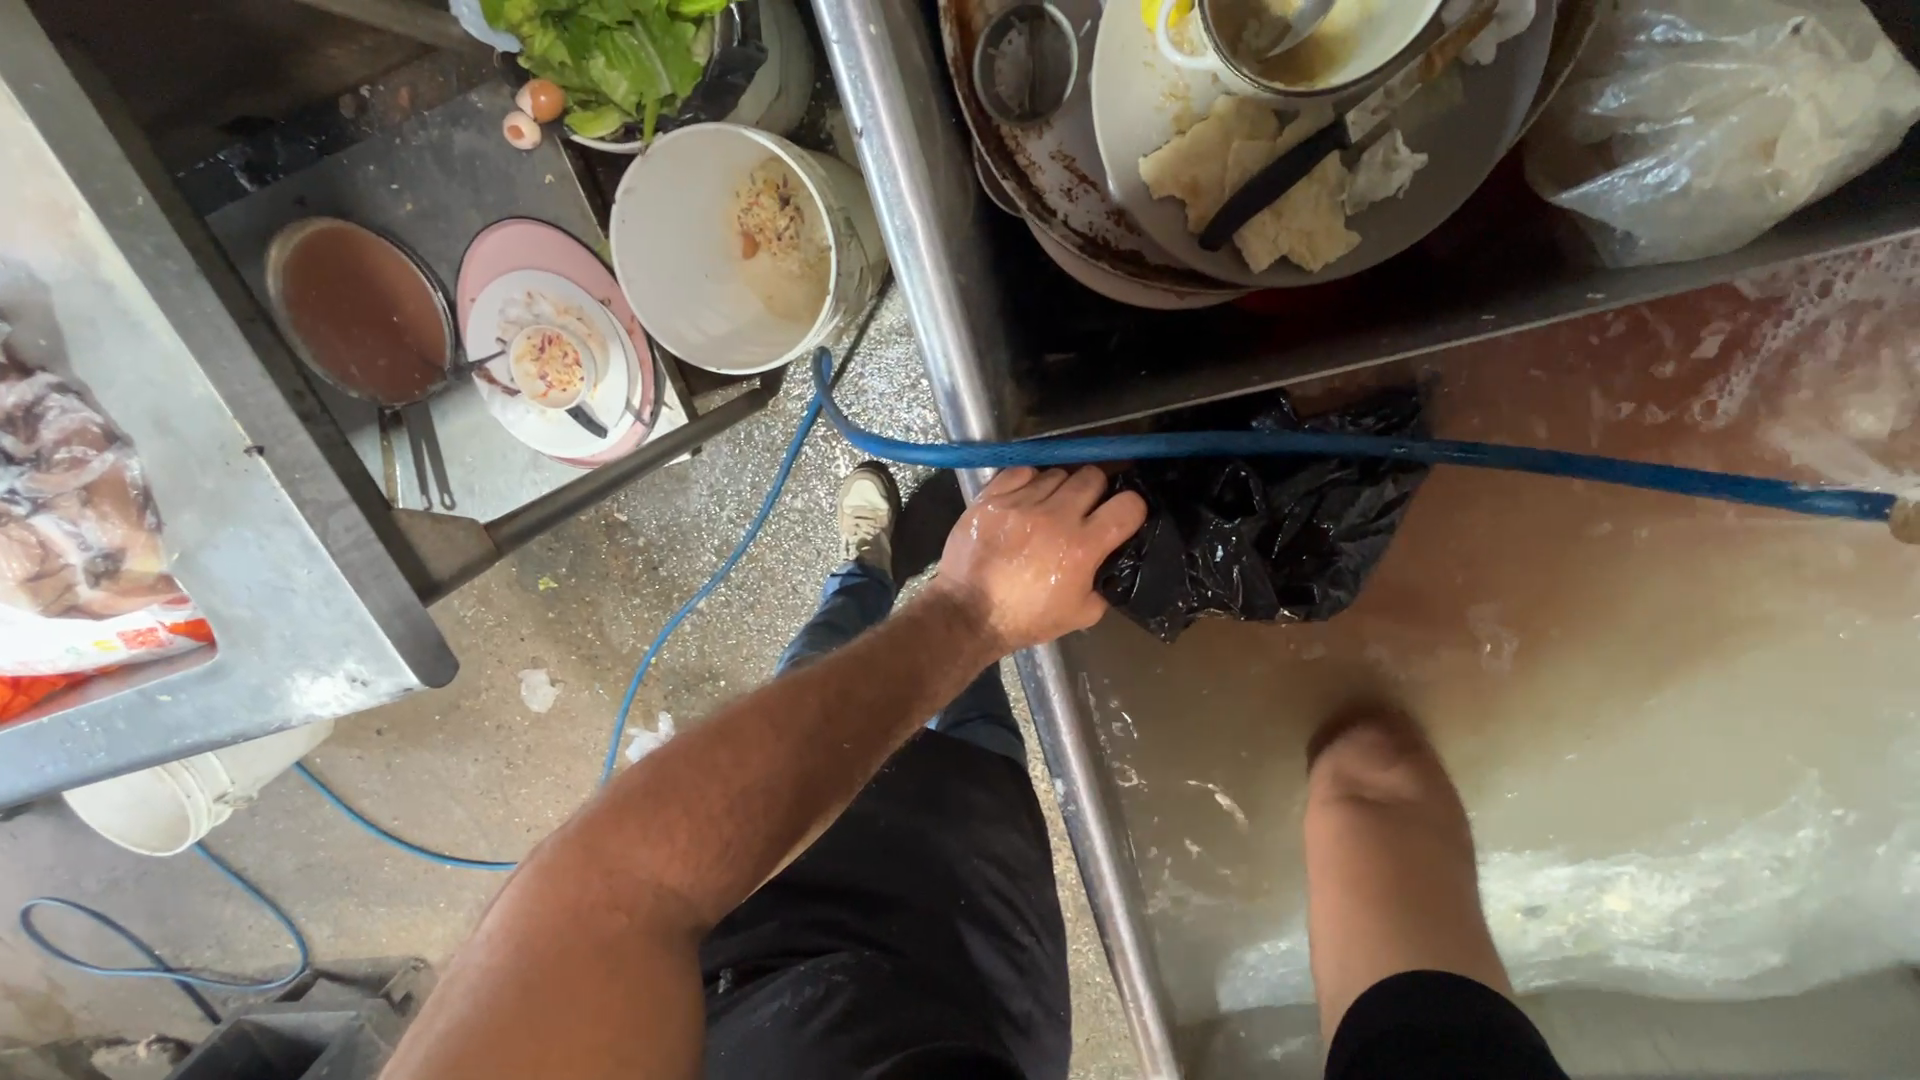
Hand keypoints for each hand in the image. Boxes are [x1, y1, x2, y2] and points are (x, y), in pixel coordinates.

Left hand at [932, 466, 1148, 653]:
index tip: (1122, 517)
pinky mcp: (991, 498)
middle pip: (1092, 477)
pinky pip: (1021, 472)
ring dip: (1060, 489)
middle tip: (1085, 510)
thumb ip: (1104, 584)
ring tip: (1050, 508)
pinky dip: (1028, 482)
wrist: (969, 613)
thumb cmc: (1026, 618)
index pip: (1128, 505)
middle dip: (1095, 492)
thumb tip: (1110, 560)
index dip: (1131, 509)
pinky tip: (1025, 500)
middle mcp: (1055, 517)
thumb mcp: (1081, 614)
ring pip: (1056, 473)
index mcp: (1082, 547)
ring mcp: (1020, 504)